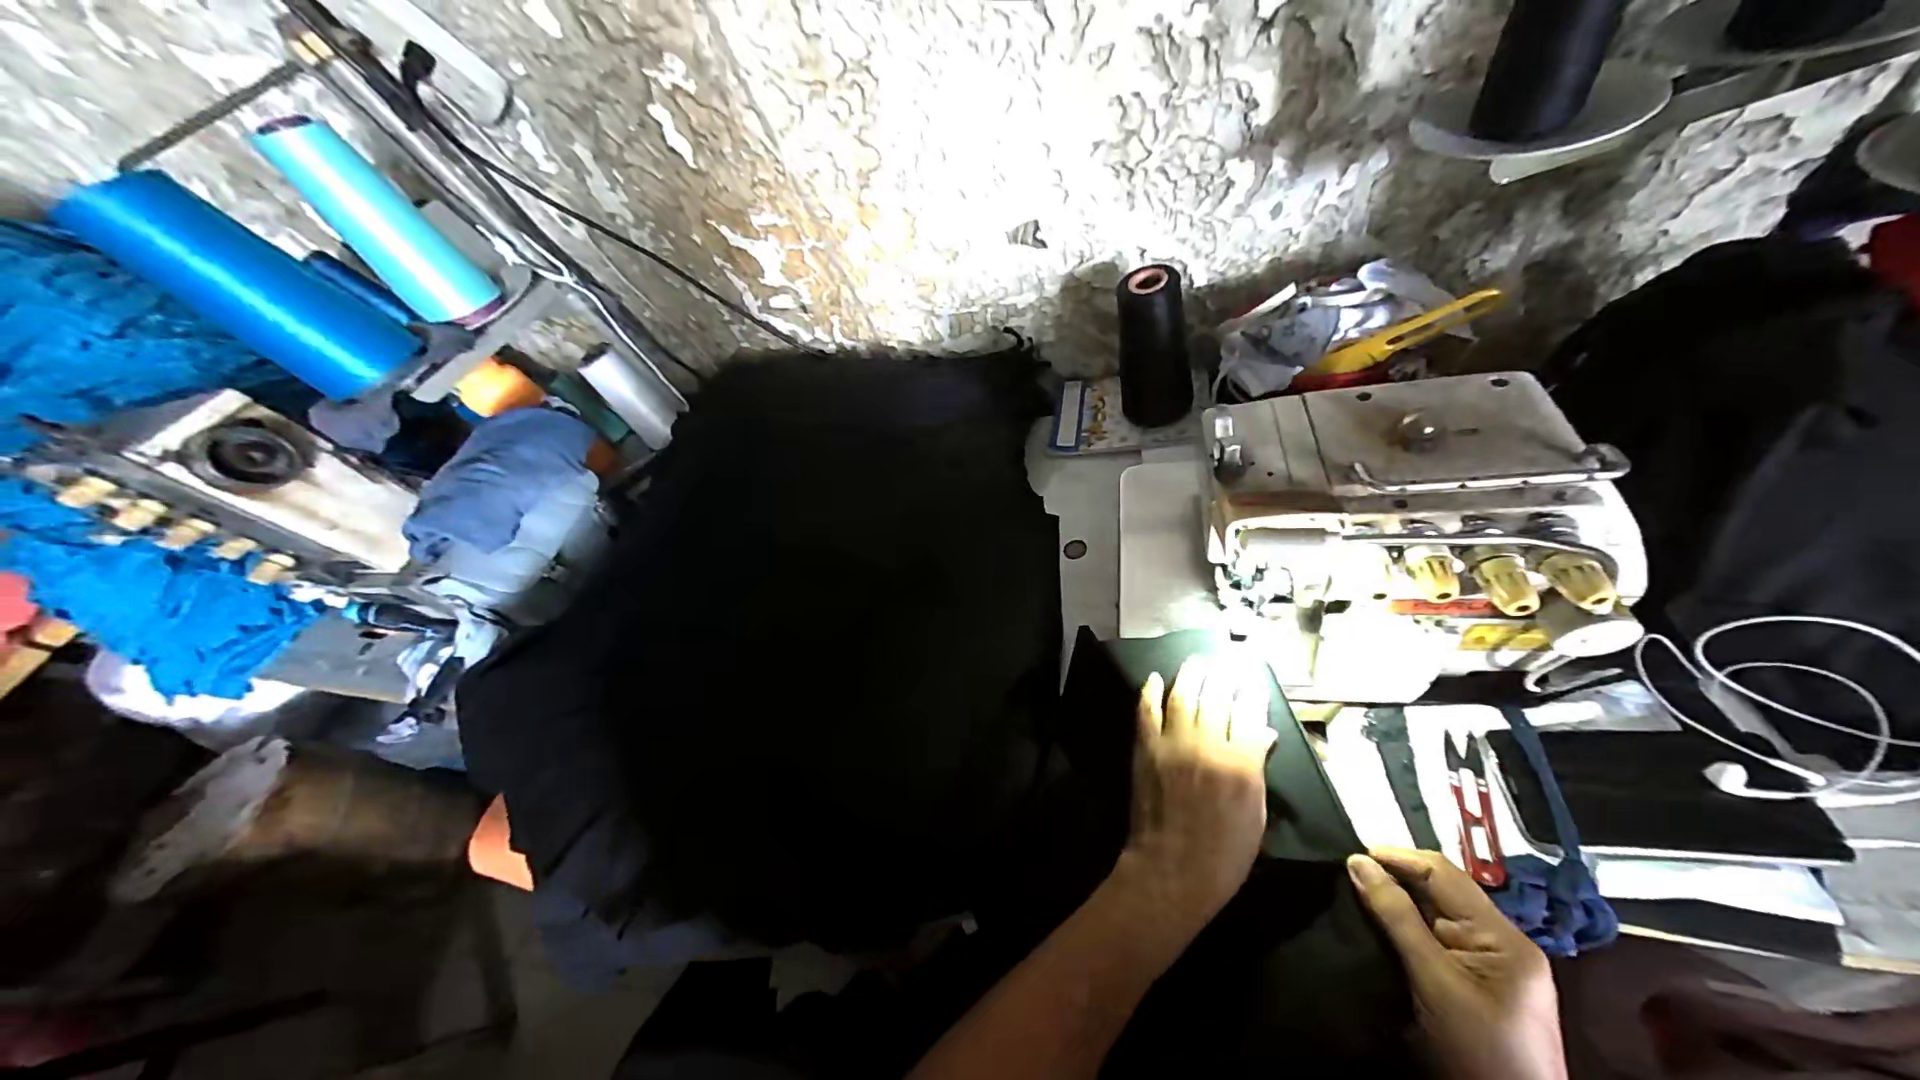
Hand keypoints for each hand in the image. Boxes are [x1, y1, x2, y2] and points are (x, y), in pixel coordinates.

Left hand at [1113, 655, 1277, 934]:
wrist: (1172, 869)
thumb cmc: (1225, 853)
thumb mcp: (1255, 814)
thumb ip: (1256, 768)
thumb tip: (1263, 736)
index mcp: (1241, 763)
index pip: (1250, 714)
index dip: (1252, 694)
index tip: (1253, 681)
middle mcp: (1208, 744)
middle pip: (1216, 697)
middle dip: (1223, 675)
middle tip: (1226, 662)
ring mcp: (1173, 743)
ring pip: (1183, 696)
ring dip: (1190, 675)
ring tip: (1197, 661)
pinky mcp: (1146, 749)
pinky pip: (1147, 711)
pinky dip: (1150, 692)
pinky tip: (1155, 679)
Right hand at [1348, 847, 1565, 1079]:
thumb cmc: (1478, 1050)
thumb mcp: (1433, 980)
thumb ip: (1396, 917)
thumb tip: (1357, 862)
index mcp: (1504, 936)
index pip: (1444, 874)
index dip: (1397, 858)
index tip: (1351, 856)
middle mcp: (1503, 941)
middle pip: (1442, 890)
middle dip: (1396, 877)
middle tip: (1349, 875)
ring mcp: (1495, 963)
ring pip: (1438, 912)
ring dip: (1399, 900)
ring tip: (1357, 892)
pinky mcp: (1480, 981)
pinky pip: (1439, 936)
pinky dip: (1409, 924)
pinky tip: (1382, 924)